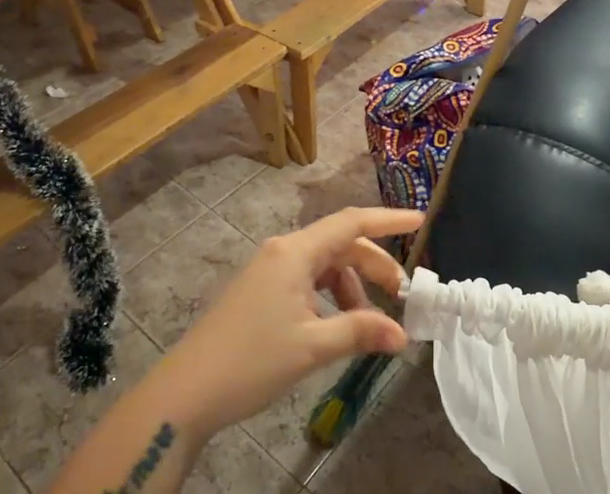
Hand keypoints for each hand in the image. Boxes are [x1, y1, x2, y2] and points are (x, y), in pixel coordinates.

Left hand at [146, 207, 423, 438]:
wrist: (188, 390)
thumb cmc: (252, 360)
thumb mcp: (312, 347)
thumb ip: (360, 332)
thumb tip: (402, 335)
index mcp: (294, 252)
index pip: (351, 223)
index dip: (388, 219)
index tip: (421, 221)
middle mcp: (283, 251)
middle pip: (341, 245)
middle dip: (375, 266)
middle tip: (402, 296)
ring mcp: (270, 271)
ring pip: (325, 266)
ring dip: (353, 288)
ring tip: (368, 324)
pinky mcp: (262, 291)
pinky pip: (308, 282)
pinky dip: (331, 299)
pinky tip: (339, 328)